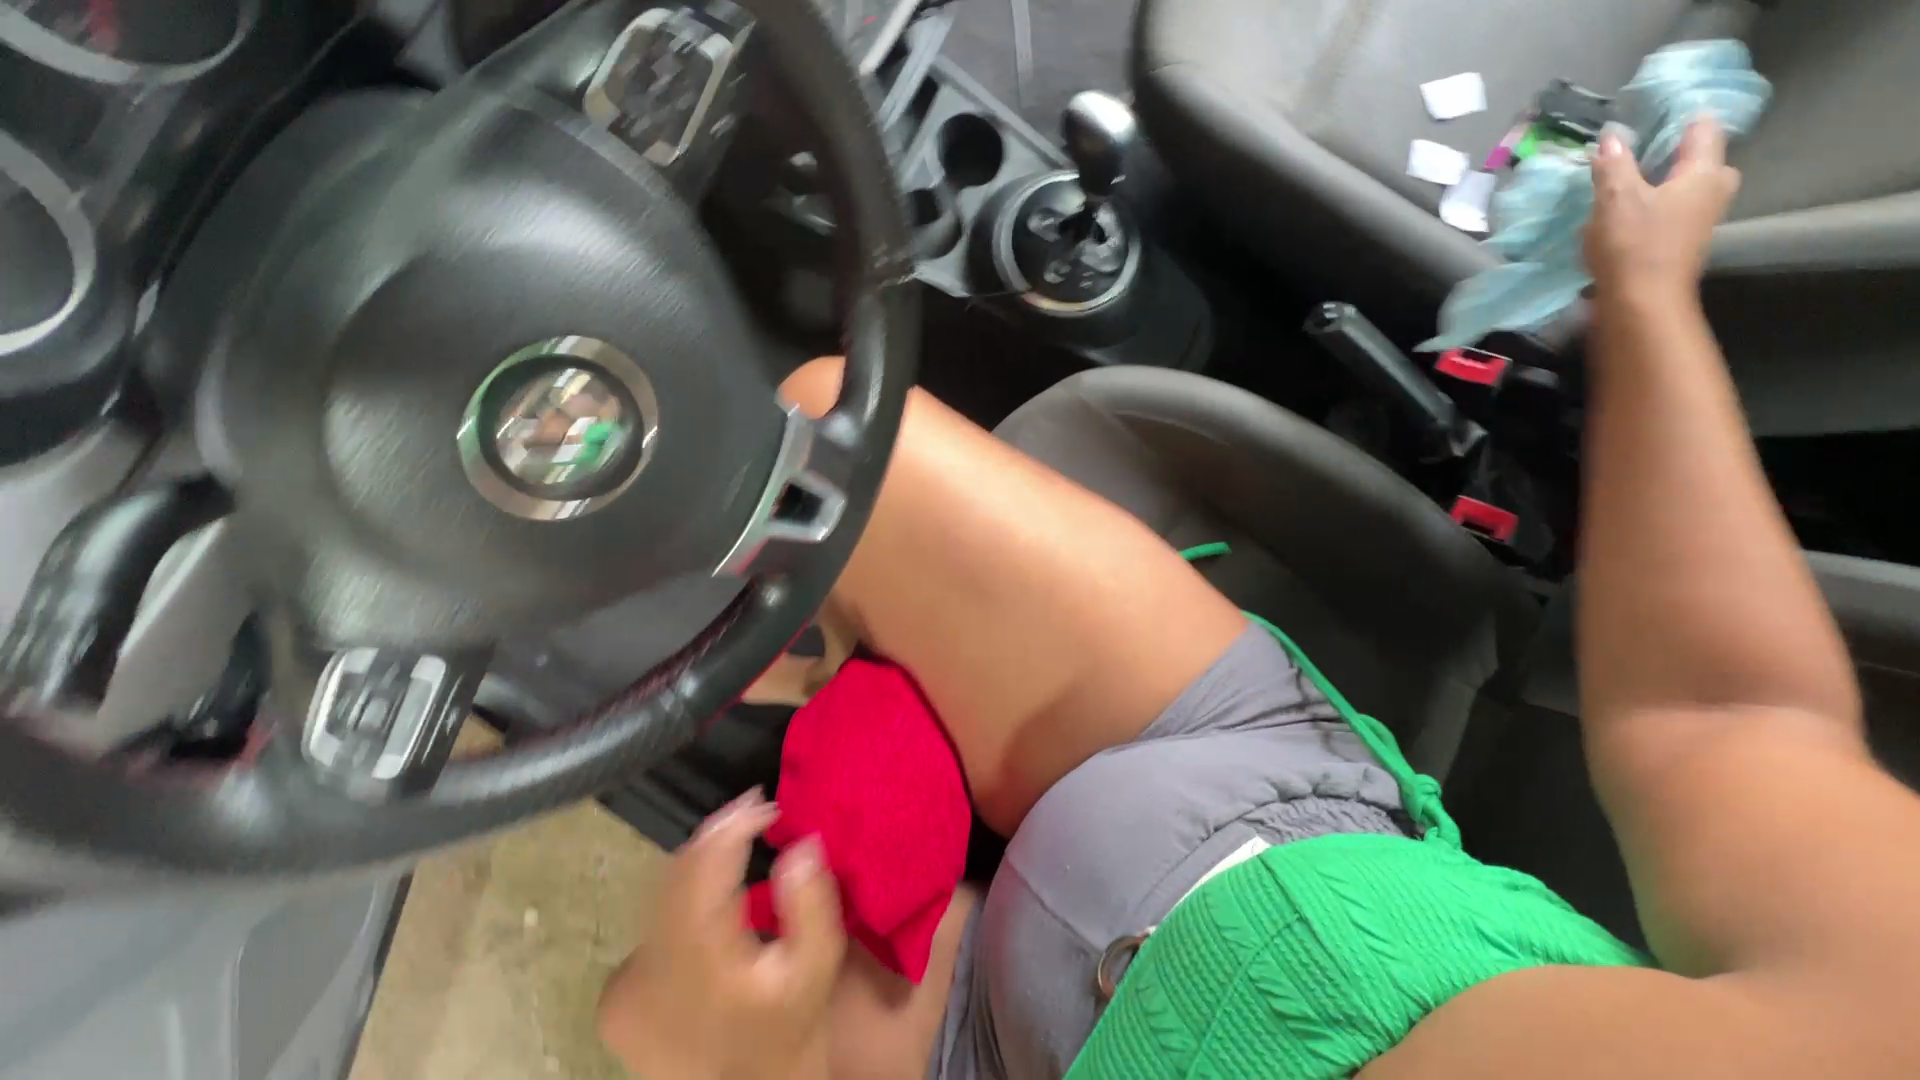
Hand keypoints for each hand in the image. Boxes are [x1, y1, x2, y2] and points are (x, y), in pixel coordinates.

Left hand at [599, 790, 844, 1079]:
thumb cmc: (787, 1032)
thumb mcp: (817, 968)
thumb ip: (812, 903)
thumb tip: (802, 844)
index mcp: (702, 956)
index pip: (704, 864)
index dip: (732, 824)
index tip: (762, 803)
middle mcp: (650, 965)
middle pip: (676, 874)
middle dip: (715, 838)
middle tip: (752, 818)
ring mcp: (625, 985)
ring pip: (657, 897)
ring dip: (696, 868)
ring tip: (734, 853)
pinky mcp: (615, 1001)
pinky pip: (647, 928)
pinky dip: (677, 905)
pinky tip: (707, 910)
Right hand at [1586, 118, 1741, 302]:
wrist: (1641, 304)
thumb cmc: (1634, 245)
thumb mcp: (1615, 200)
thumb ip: (1614, 165)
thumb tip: (1611, 136)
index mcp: (1705, 172)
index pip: (1703, 127)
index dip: (1679, 116)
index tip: (1652, 112)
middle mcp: (1714, 190)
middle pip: (1700, 158)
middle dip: (1672, 151)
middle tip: (1638, 148)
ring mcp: (1702, 218)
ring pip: (1686, 185)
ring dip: (1661, 180)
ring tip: (1627, 179)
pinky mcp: (1684, 241)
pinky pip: (1674, 208)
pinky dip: (1656, 203)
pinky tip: (1629, 210)